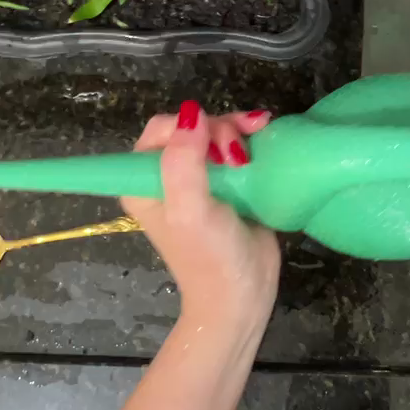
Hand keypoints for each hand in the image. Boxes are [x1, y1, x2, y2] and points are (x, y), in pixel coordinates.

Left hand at [123, 102, 279, 329]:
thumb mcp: (190, 211)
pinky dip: (251, 138)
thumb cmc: (210, 257)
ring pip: (216, 132)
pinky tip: (265, 135)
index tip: (216, 150)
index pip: (161, 129)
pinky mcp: (230, 182)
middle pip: (192, 126)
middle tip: (238, 158)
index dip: (189, 128)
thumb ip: (183, 162)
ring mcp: (201, 178)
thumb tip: (192, 113)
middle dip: (219, 130)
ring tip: (253, 153)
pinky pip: (236, 145)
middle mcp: (168, 176)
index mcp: (144, 182)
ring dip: (238, 131)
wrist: (243, 296)